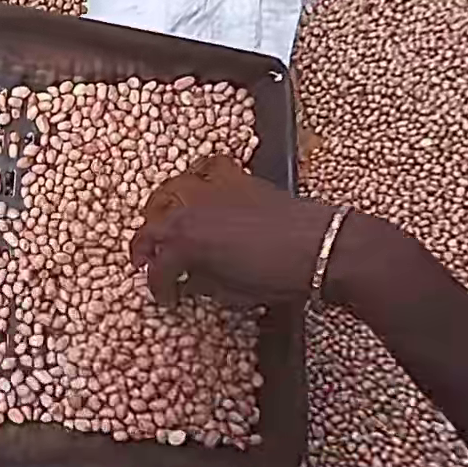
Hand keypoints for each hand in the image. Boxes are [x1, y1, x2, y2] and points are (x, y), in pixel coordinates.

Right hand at [130, 166, 412, 310]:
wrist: (322, 248)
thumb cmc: (278, 276)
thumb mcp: (230, 292)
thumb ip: (200, 283)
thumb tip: (188, 280)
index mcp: (185, 243)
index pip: (159, 268)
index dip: (158, 286)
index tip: (166, 298)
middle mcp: (189, 211)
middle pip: (153, 228)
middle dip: (144, 248)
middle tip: (147, 263)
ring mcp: (210, 191)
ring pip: (169, 192)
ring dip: (160, 209)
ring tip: (162, 222)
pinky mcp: (235, 179)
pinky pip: (206, 168)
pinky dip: (197, 176)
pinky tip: (197, 187)